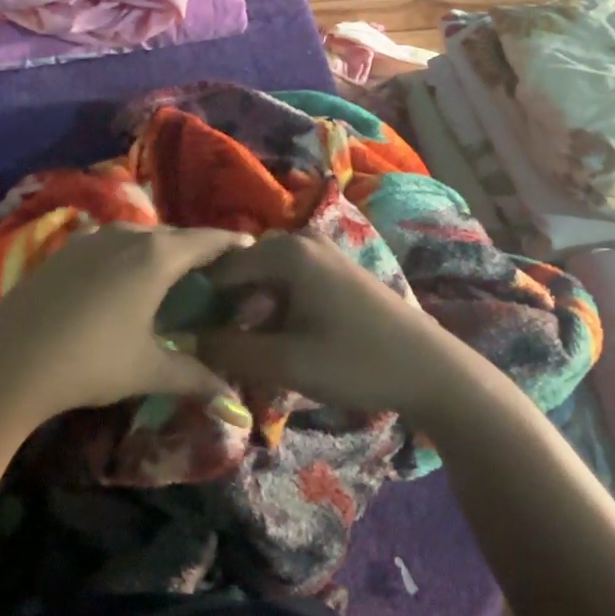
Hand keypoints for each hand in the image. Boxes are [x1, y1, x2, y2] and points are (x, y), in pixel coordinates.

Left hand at [0, 225, 249, 424]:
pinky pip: (106, 243)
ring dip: (156, 250)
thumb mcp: (149, 370)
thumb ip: (196, 378)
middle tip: (215, 271)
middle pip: (171, 235)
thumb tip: (235, 405)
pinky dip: (124, 255)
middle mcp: (124, 234)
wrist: (11, 358)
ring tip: (170, 275)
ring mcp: (87, 238)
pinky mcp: (61, 251)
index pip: (206, 239)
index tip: (253, 247)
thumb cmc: (91, 361)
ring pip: (135, 236)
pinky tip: (121, 279)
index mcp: (155, 255)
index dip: (232, 243)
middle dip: (195, 248)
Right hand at [198, 231, 476, 418]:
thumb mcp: (284, 362)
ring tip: (230, 345)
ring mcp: (319, 254)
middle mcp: (299, 241)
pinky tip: (265, 340)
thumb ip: (225, 350)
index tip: (178, 332)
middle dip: (217, 304)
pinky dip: (266, 307)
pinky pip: (282, 282)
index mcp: (284, 251)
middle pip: (237, 269)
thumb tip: (180, 341)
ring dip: (242, 309)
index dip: (192, 300)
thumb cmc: (357, 362)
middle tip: (202, 342)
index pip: (216, 268)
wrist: (436, 374)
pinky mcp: (333, 273)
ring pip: (259, 277)